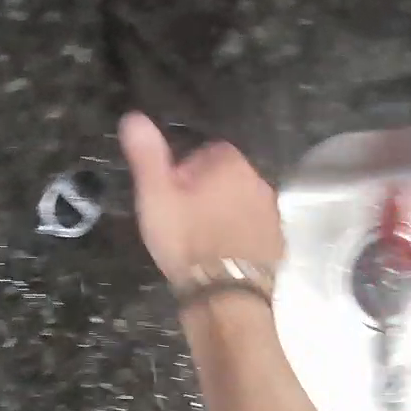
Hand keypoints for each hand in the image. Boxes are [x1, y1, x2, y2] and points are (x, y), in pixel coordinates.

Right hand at [118, 112, 282, 281]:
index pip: (203, 155)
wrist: (224, 292)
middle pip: (226, 181)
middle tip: (184, 228)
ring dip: (225, 219)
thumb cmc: (186, 241)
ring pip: (241, 207)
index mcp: (228, 162)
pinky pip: (255, 234)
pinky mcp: (278, 242)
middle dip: (208, 197)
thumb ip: (147, 157)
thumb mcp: (155, 197)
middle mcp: (258, 179)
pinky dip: (241, 243)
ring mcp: (272, 212)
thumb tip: (133, 117)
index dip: (184, 178)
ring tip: (203, 249)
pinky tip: (222, 263)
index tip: (172, 203)